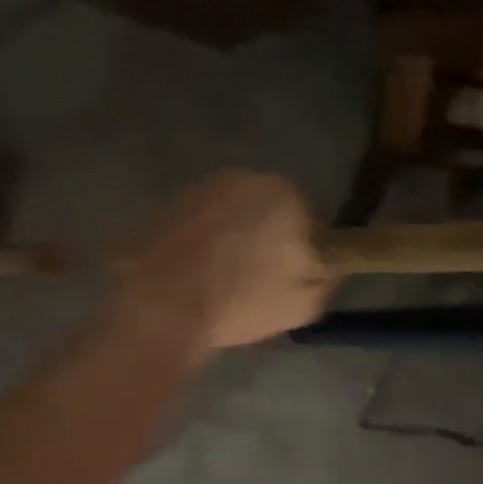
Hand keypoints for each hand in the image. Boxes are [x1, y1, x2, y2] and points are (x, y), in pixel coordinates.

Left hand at [114, 171, 334, 352]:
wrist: (164, 305)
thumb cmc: (242, 299)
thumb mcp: (305, 301)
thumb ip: (323, 275)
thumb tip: (321, 265)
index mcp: (282, 191)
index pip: (302, 218)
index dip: (296, 252)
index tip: (284, 280)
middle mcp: (238, 178)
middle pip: (259, 212)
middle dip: (258, 241)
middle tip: (250, 284)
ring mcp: (194, 191)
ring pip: (222, 219)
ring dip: (223, 243)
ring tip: (216, 284)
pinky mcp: (159, 210)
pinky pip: (189, 231)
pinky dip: (192, 249)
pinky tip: (188, 280)